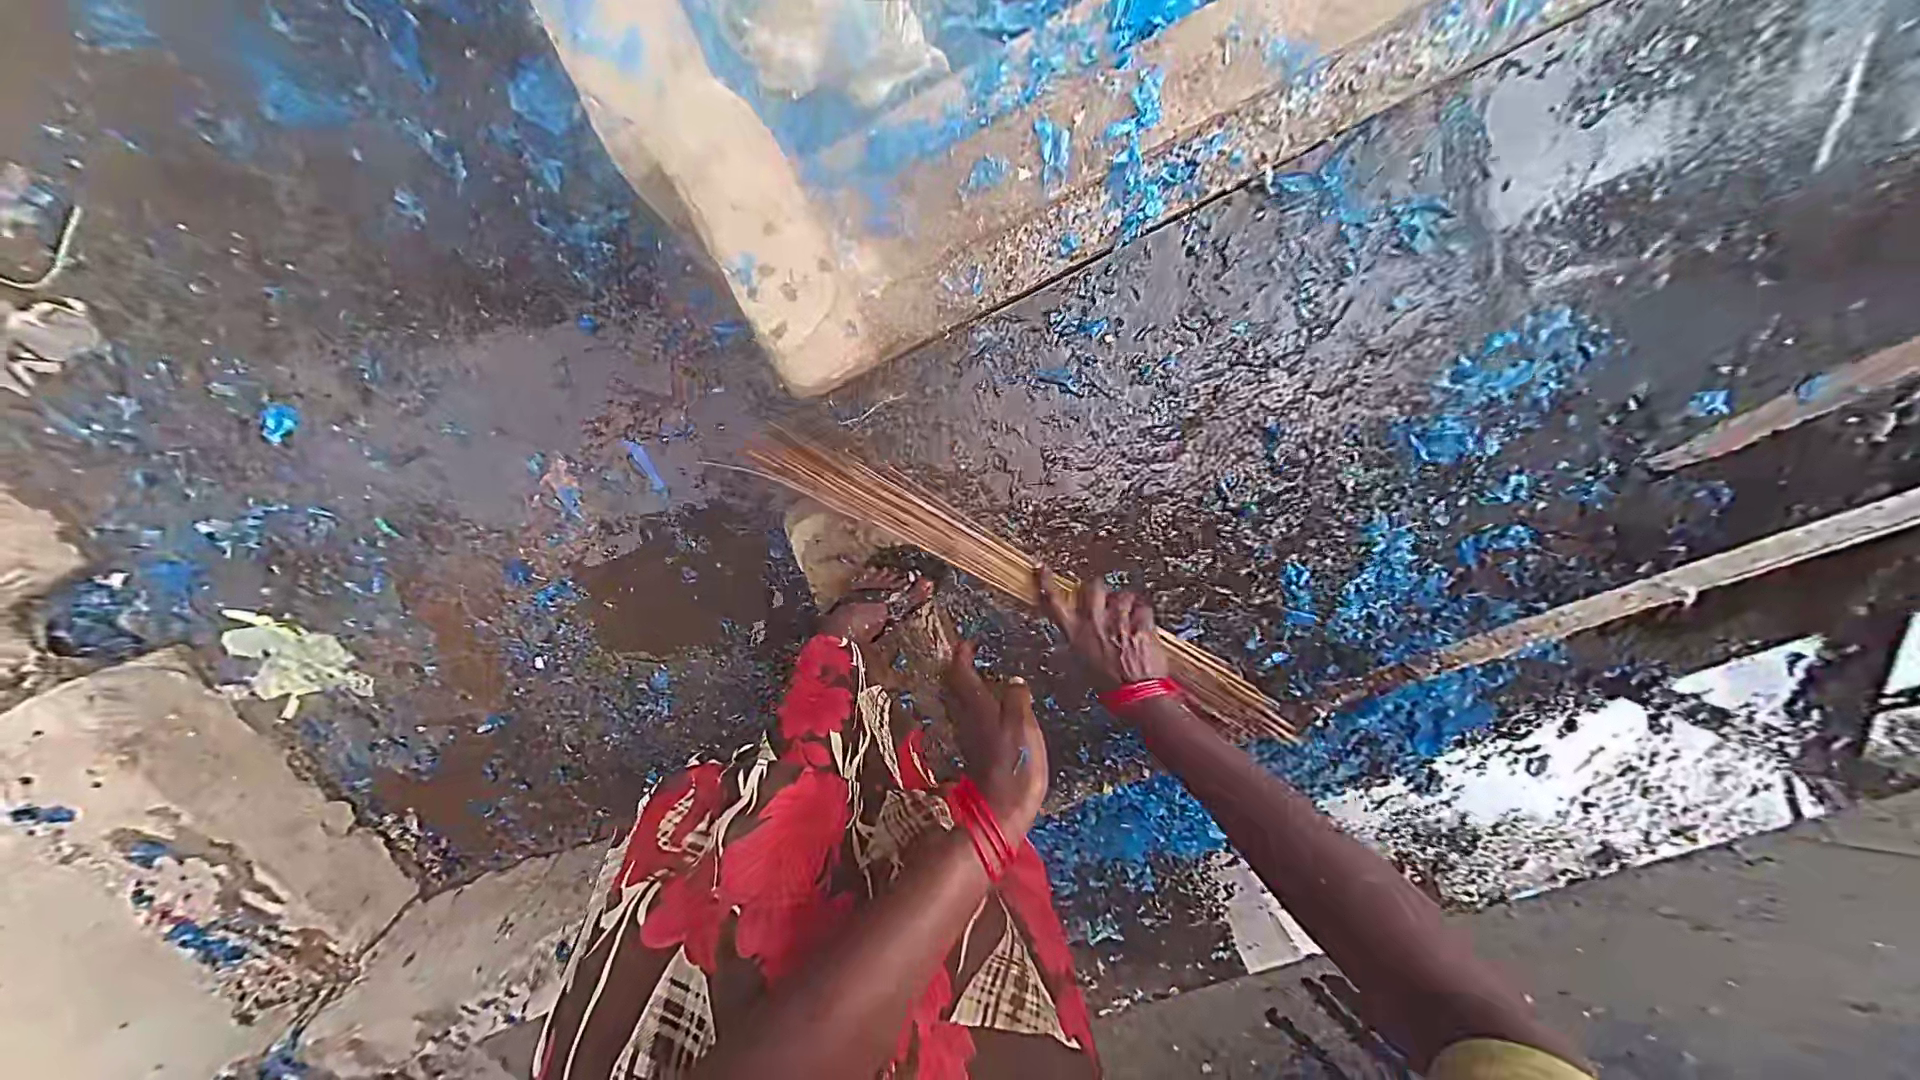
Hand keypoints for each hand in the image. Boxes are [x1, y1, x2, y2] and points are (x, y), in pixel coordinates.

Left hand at [943, 640, 1047, 835]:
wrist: (1001, 811)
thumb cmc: (1014, 764)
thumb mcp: (1022, 725)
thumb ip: (1017, 700)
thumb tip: (1013, 680)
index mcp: (978, 707)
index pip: (962, 675)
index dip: (962, 657)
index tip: (966, 643)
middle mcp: (967, 720)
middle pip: (957, 690)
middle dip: (961, 671)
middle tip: (972, 658)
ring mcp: (969, 739)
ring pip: (963, 705)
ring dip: (969, 690)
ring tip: (984, 679)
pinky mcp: (976, 754)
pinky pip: (972, 720)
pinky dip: (978, 708)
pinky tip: (992, 711)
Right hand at [1036, 566, 1168, 693]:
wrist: (1137, 696)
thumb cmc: (1109, 686)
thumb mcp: (1082, 664)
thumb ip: (1079, 641)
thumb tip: (1079, 633)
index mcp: (1076, 633)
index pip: (1054, 602)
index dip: (1046, 582)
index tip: (1042, 569)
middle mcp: (1095, 623)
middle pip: (1093, 587)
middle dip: (1099, 588)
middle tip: (1105, 598)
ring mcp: (1119, 621)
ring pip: (1122, 595)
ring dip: (1126, 602)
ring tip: (1128, 616)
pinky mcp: (1141, 624)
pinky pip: (1143, 607)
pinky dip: (1144, 613)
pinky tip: (1143, 623)